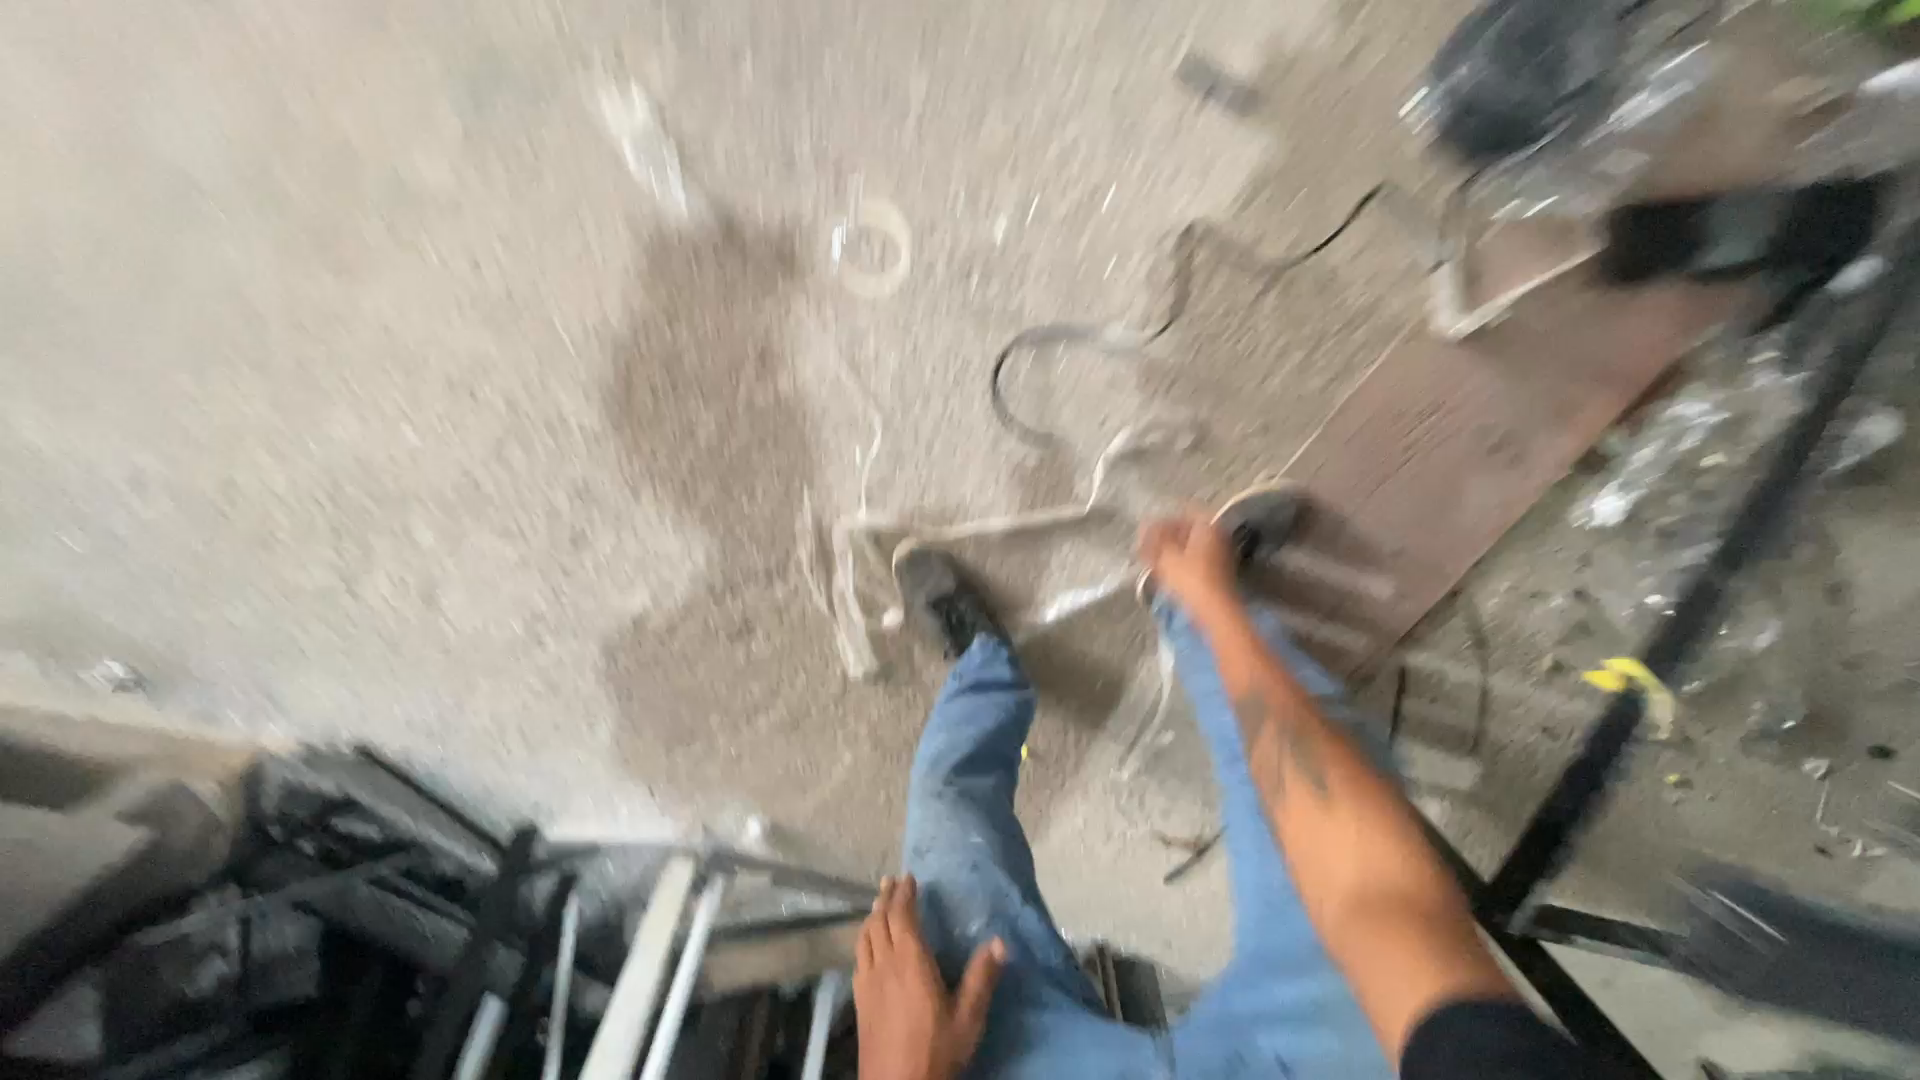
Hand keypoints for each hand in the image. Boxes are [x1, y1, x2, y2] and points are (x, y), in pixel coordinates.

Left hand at [853, 875, 1004, 1079]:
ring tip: (877, 905)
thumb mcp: (968, 1017)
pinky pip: (858, 958)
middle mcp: (885, 964)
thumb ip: (982, 977)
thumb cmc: (936, 1050)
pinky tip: (868, 946)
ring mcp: (868, 982)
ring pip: (865, 937)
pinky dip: (864, 940)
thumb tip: (1000, 941)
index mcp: (911, 961)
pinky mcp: (859, 1000)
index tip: (909, 877)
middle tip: (891, 881)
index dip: (904, 894)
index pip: (903, 916)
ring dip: (872, 916)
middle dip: (886, 898)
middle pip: (880, 921)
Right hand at [1137, 512, 1237, 612]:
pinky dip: (1177, 564)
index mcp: (1209, 526)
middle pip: (1187, 531)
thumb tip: (1143, 526)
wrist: (1213, 610)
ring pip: (1189, 548)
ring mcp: (1220, 556)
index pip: (1183, 513)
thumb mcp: (1166, 555)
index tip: (1147, 530)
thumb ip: (1154, 538)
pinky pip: (1193, 562)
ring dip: (1169, 552)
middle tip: (1145, 545)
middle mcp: (1218, 536)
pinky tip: (1161, 572)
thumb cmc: (1189, 577)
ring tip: (1149, 560)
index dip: (1163, 520)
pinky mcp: (1216, 574)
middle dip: (1164, 538)